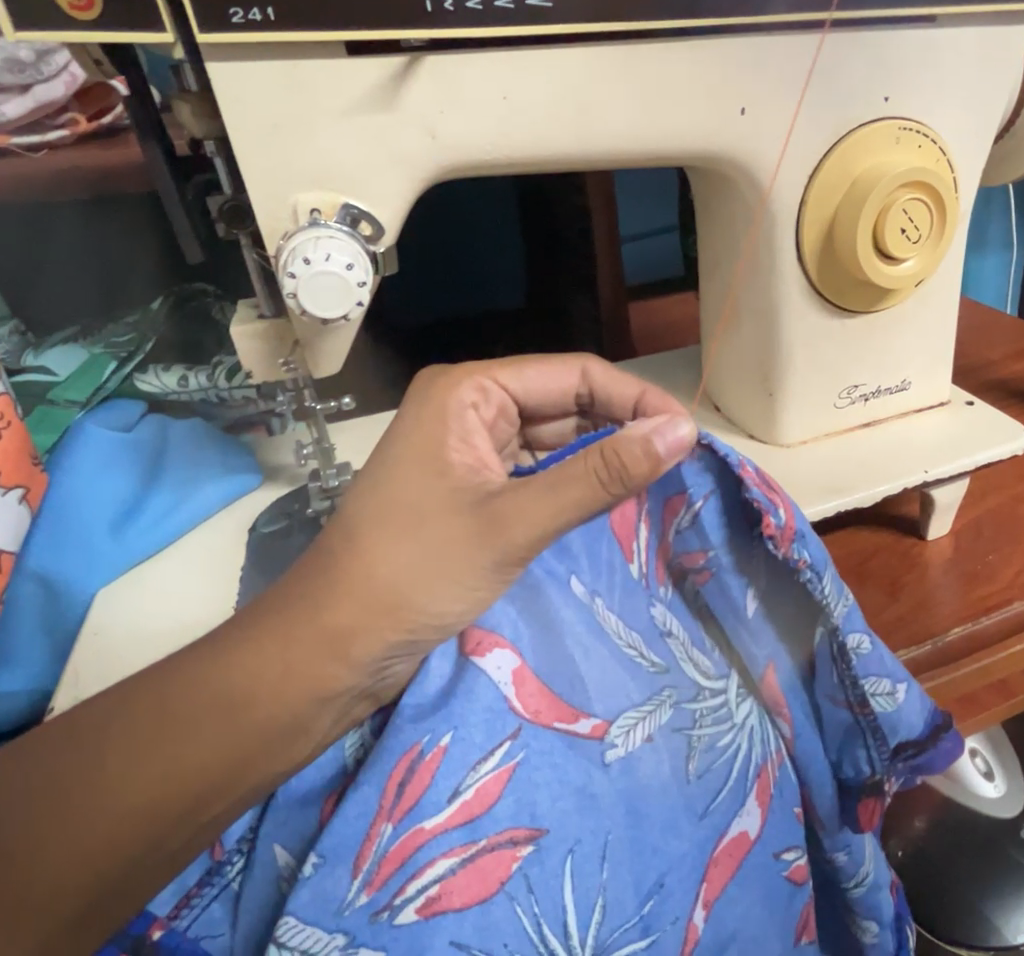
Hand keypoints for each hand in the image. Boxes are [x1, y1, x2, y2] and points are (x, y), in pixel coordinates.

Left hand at [264, 354, 697, 709]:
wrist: (333, 647)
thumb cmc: (417, 572)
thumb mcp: (517, 522)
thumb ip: (601, 476)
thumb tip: (683, 434)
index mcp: (469, 391)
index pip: (575, 375)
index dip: (637, 399)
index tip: (689, 434)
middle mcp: (470, 406)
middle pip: (567, 403)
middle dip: (623, 428)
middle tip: (682, 462)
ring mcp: (470, 449)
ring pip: (556, 440)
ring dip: (603, 457)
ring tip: (661, 479)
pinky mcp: (473, 487)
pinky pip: (538, 472)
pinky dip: (576, 484)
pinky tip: (613, 499)